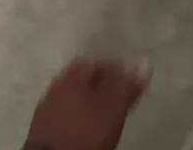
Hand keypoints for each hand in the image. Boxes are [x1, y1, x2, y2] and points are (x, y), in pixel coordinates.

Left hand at [25, 57, 151, 149]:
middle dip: (102, 86)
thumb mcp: (113, 107)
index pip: (96, 61)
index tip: (129, 77)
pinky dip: (80, 118)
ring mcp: (48, 109)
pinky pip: (67, 116)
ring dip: (90, 103)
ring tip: (107, 114)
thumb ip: (128, 85)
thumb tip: (147, 63)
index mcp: (72, 74)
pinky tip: (89, 127)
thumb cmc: (85, 130)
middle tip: (120, 96)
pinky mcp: (45, 131)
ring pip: (75, 99)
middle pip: (84, 79)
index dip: (114, 67)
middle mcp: (58, 85)